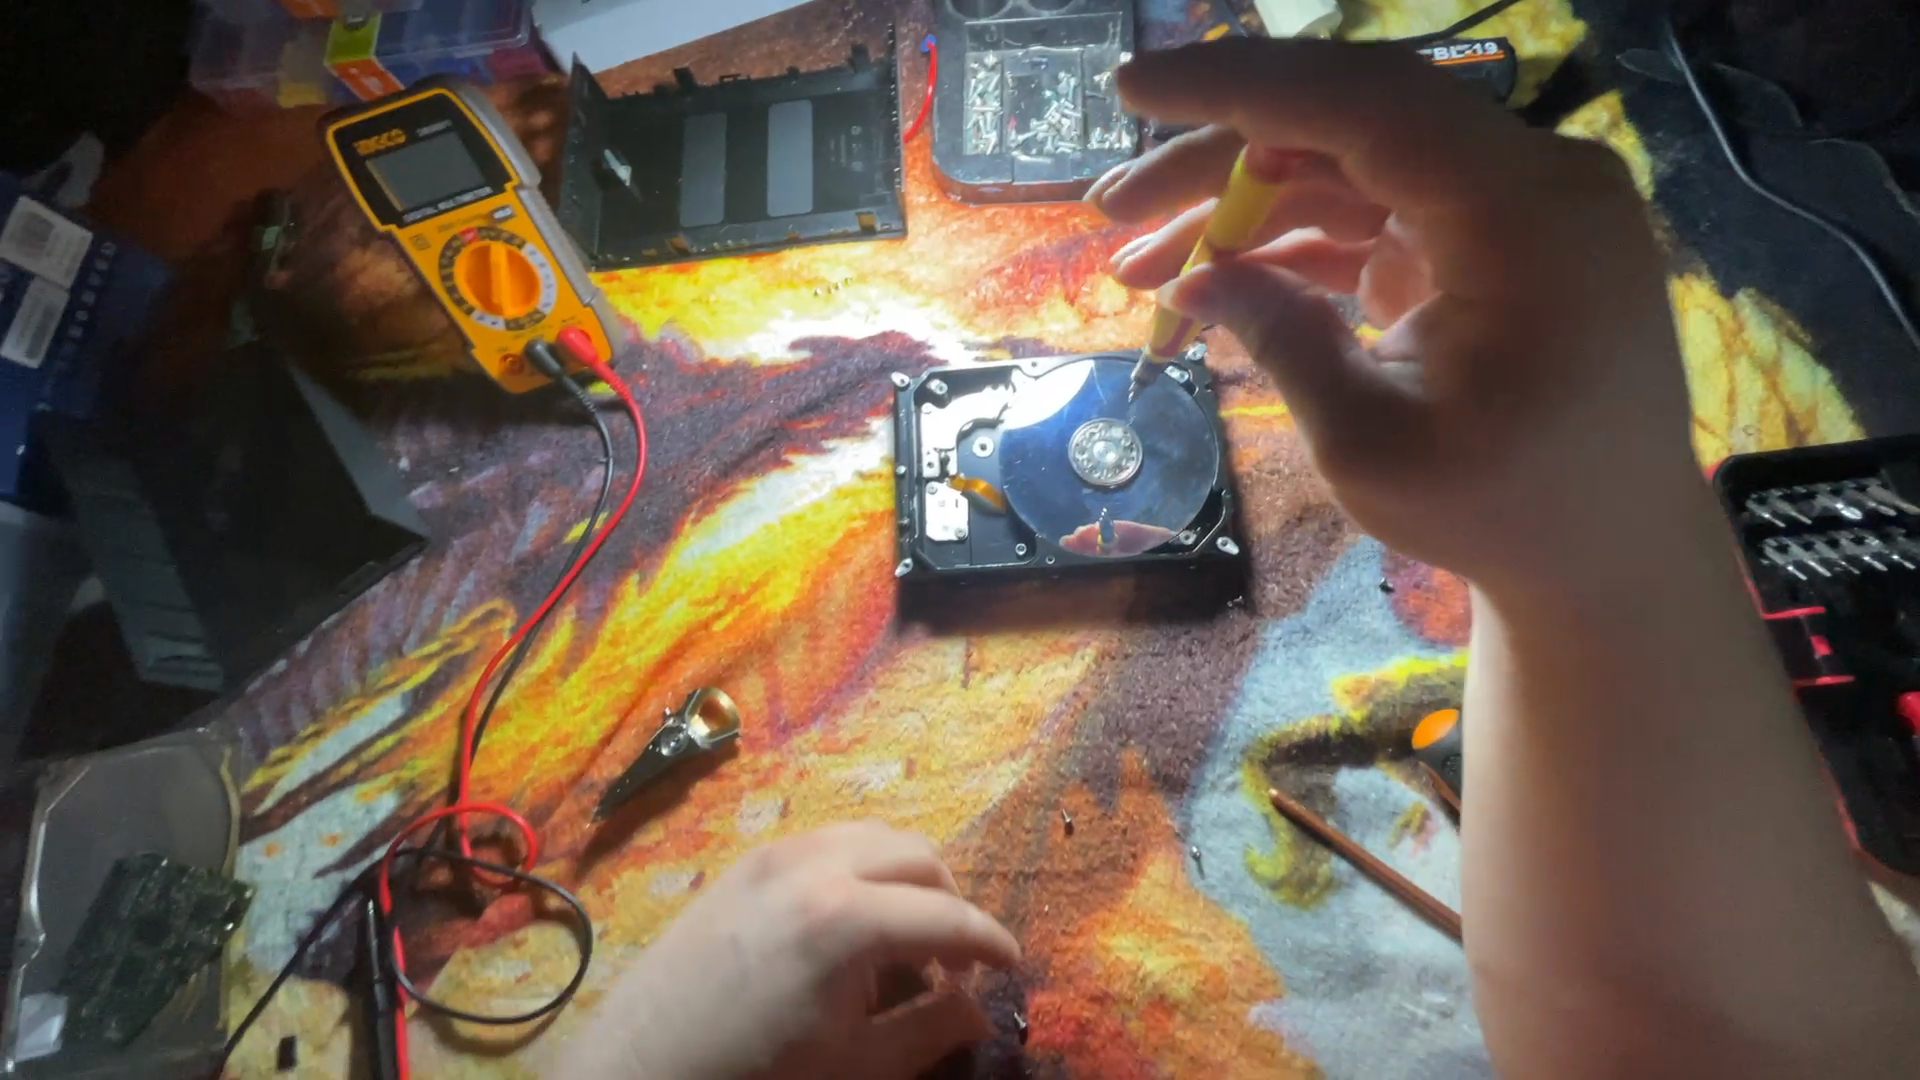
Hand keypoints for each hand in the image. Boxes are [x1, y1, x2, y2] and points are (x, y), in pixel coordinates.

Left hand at [549, 823, 1019, 1079]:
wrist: (631, 1072)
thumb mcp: (850, 1069)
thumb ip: (929, 1032)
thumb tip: (982, 1013)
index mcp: (846, 920)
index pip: (946, 916)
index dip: (990, 940)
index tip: (1013, 963)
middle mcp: (818, 863)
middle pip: (919, 855)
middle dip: (950, 902)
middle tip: (952, 960)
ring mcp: (779, 850)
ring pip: (876, 835)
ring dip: (907, 876)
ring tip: (903, 934)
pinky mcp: (751, 855)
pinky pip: (831, 838)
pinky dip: (864, 865)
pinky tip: (851, 915)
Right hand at [1091, 40, 1704, 597]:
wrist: (1597, 551)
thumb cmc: (1496, 510)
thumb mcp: (1365, 438)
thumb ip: (1280, 339)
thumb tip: (1195, 279)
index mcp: (1515, 212)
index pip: (1356, 101)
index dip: (1232, 85)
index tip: (1129, 84)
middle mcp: (1516, 183)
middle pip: (1337, 131)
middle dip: (1212, 169)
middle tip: (1111, 211)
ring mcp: (1495, 216)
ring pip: (1338, 178)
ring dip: (1236, 218)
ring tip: (1138, 269)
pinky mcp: (1471, 254)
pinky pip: (1360, 227)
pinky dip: (1284, 254)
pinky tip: (1213, 289)